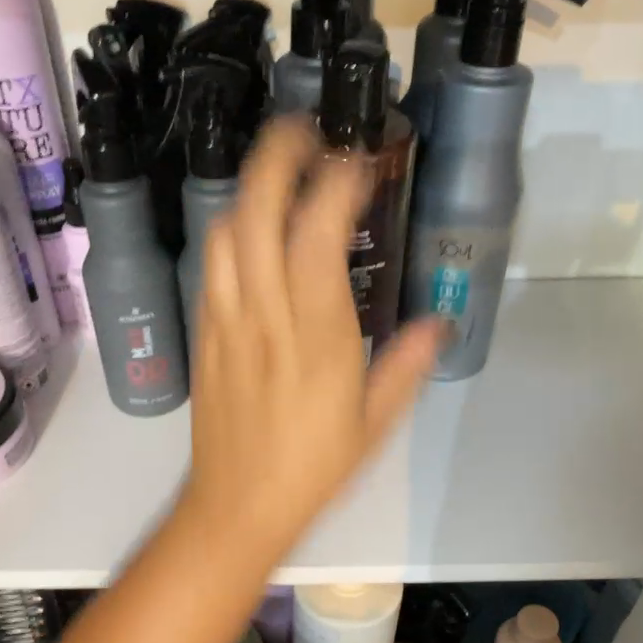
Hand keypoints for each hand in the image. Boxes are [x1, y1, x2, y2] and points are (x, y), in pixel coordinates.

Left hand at [180, 117, 443, 551]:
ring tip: (280, 180)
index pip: (318, 235)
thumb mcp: (373, 425)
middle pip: (259, 213)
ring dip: (252, 192)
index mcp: (317, 336)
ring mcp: (227, 323)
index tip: (358, 163)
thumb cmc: (311, 470)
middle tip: (306, 135)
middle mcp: (266, 316)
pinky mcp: (204, 336)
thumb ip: (404, 367)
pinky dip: (232, 233)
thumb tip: (438, 324)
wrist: (235, 507)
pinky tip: (251, 235)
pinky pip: (211, 267)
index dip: (336, 184)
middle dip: (278, 157)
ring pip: (227, 233)